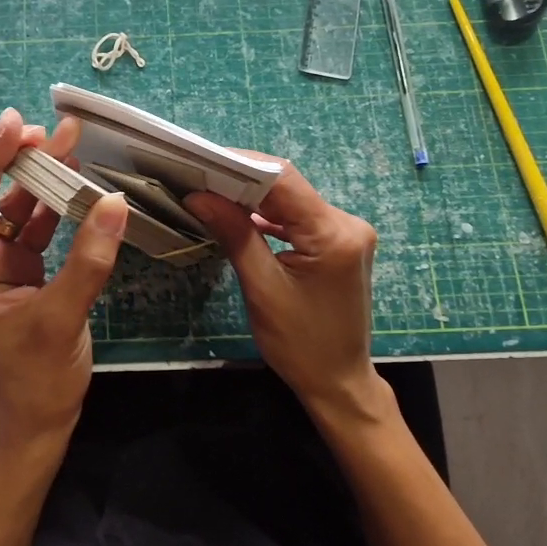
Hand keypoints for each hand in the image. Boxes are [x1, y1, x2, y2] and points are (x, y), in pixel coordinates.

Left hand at [0, 108, 129, 447]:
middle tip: (42, 128)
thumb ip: (89, 259)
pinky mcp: (13, 268)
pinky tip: (73, 179)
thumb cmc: (39, 380)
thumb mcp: (64, 319)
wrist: (41, 422)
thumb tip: (114, 203)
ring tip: (67, 141)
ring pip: (6, 204)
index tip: (14, 125)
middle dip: (8, 158)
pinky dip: (50, 202)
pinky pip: (29, 224)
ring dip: (35, 175)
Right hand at [186, 160, 380, 416]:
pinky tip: (240, 217)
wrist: (339, 383)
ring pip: (292, 200)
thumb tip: (199, 196)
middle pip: (287, 186)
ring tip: (211, 193)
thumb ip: (234, 234)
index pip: (283, 179)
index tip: (202, 162)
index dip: (241, 164)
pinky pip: (299, 218)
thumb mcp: (262, 288)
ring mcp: (347, 232)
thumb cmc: (300, 344)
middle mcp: (347, 224)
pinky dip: (270, 216)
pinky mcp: (339, 243)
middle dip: (241, 180)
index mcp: (333, 234)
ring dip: (254, 198)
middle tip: (199, 177)